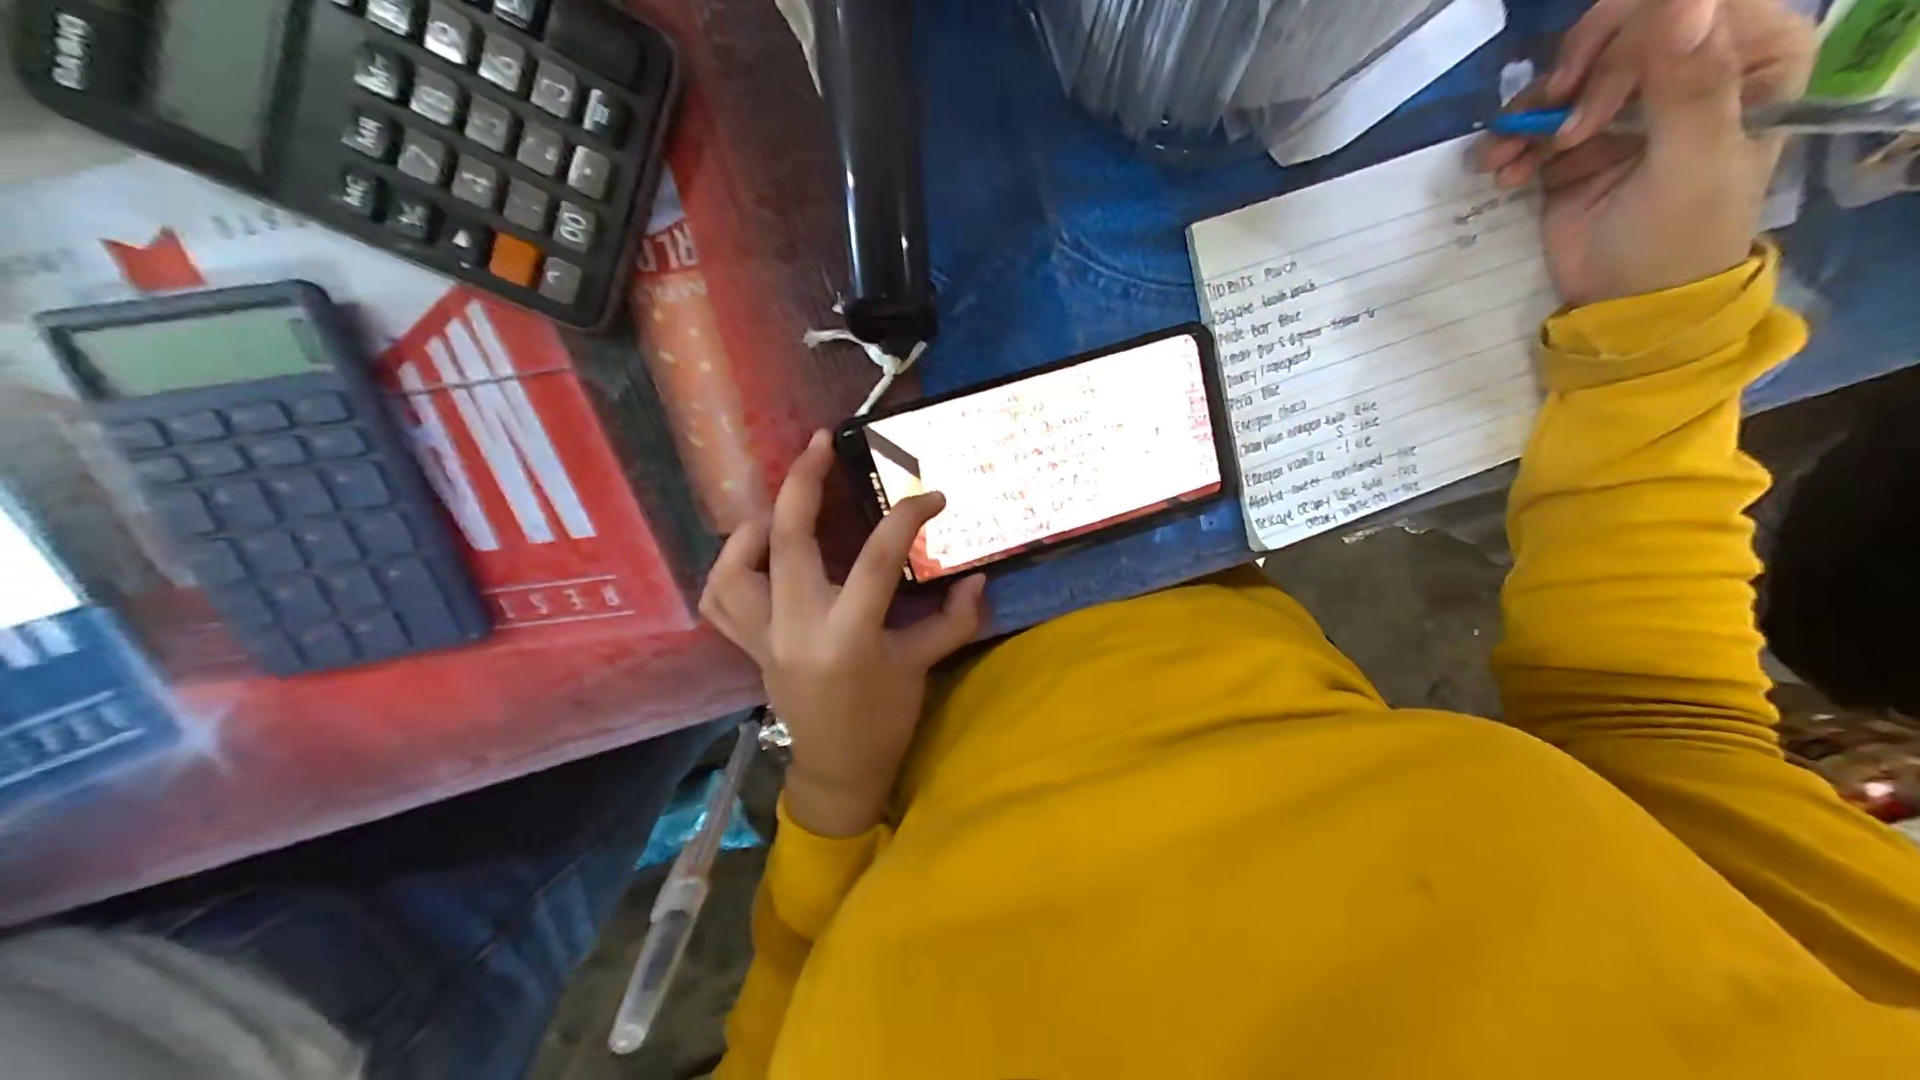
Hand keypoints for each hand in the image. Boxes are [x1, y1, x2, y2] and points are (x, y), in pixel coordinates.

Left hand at [699, 430, 986, 836]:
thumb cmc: (885, 718)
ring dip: (756, 524)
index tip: (932, 496)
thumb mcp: (924, 664)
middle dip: (803, 482)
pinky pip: (718, 598)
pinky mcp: (747, 646)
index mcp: (847, 636)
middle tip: (819, 444)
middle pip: (788, 539)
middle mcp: (796, 629)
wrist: (838, 768)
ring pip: (735, 565)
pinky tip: (755, 549)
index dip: (905, 518)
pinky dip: (729, 565)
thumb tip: (978, 576)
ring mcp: (763, 638)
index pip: (874, 559)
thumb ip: (956, 619)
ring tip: (784, 504)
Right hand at [1477, 0, 1814, 305]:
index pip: (1686, 7)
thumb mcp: (1692, 159)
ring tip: (1501, 159)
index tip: (1582, 100)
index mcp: (1748, 58)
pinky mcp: (1576, 147)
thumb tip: (1684, 0)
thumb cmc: (1677, 234)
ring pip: (1568, 79)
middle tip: (1555, 135)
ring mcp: (1626, 110)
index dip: (1625, 40)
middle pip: (1618, 36)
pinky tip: (1500, 171)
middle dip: (1570, 82)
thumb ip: (1691, 83)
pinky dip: (1510, 144)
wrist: (1625, 300)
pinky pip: (1536, 124)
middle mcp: (1687, 72)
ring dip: (1526, 116)